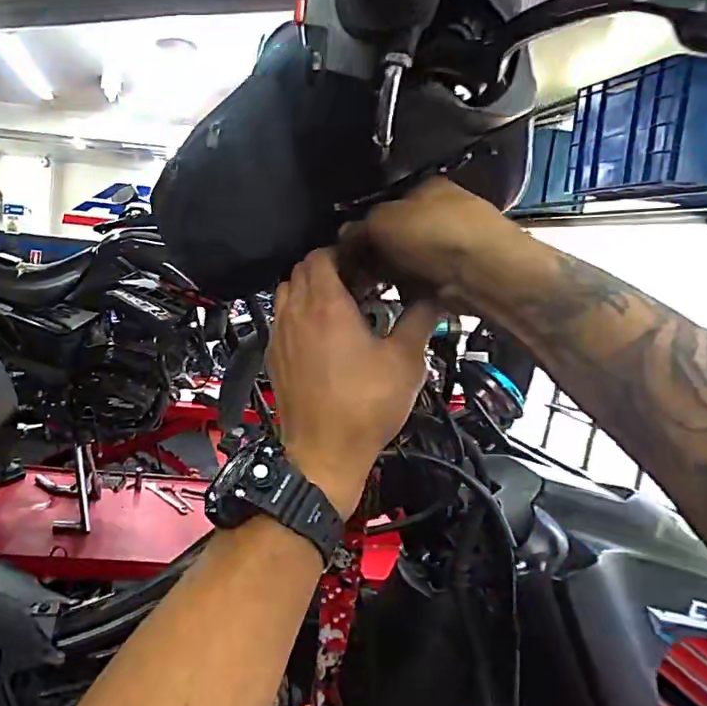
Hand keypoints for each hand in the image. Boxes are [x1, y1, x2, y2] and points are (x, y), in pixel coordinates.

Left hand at [268, 248, 441, 517]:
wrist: (324, 452)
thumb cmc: (364, 407)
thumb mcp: (405, 362)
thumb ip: (418, 321)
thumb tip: (433, 298)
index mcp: (325, 305)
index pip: (320, 256)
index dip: (340, 252)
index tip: (361, 261)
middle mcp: (295, 314)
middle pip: (300, 270)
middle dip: (325, 268)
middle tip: (354, 282)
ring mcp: (279, 336)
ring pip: (285, 293)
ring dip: (307, 290)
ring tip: (337, 306)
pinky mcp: (273, 357)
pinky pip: (280, 321)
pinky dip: (295, 315)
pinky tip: (320, 336)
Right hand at [339, 176, 521, 309]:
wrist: (485, 274)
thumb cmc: (438, 234)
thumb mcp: (382, 222)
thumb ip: (358, 228)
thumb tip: (345, 235)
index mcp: (427, 186)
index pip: (384, 203)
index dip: (362, 224)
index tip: (347, 244)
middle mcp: (442, 212)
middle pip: (394, 233)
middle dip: (374, 252)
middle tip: (355, 268)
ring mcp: (452, 244)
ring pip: (406, 260)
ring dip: (389, 273)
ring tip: (373, 285)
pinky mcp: (458, 275)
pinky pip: (421, 282)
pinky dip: (408, 289)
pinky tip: (397, 295)